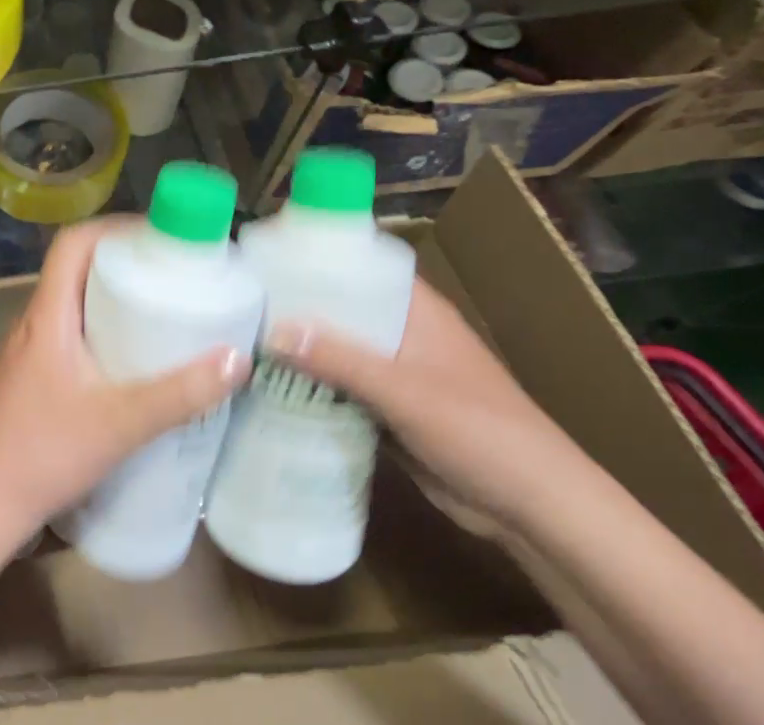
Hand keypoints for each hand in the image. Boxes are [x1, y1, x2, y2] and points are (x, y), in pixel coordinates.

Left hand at [0, 216, 251, 533]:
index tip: (161, 238)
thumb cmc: (43, 453)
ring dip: (113, 303)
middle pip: (76, 273)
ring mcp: (26, 354)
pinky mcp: (29, 381)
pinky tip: (133, 366)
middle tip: (175, 278)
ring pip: (73, 308)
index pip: (71, 245)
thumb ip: (179, 394)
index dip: (114, 229)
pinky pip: (69, 339)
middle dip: (125, 266)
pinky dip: (102, 336)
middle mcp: (32, 325)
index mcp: (46, 317)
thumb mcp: (120, 423)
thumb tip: (237, 359)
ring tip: (164, 316)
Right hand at [264, 278, 582, 525]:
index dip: (312, 259)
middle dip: (290, 308)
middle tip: (231, 303)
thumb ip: (339, 360)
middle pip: (337, 310)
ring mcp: (393, 374)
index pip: (357, 267)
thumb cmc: (480, 432)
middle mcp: (401, 335)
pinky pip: (335, 390)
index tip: (257, 256)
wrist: (532, 506)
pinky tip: (262, 388)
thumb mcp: (405, 392)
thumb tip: (270, 330)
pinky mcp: (385, 411)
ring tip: (233, 341)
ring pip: (333, 352)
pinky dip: (305, 388)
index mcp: (416, 312)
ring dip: (294, 351)